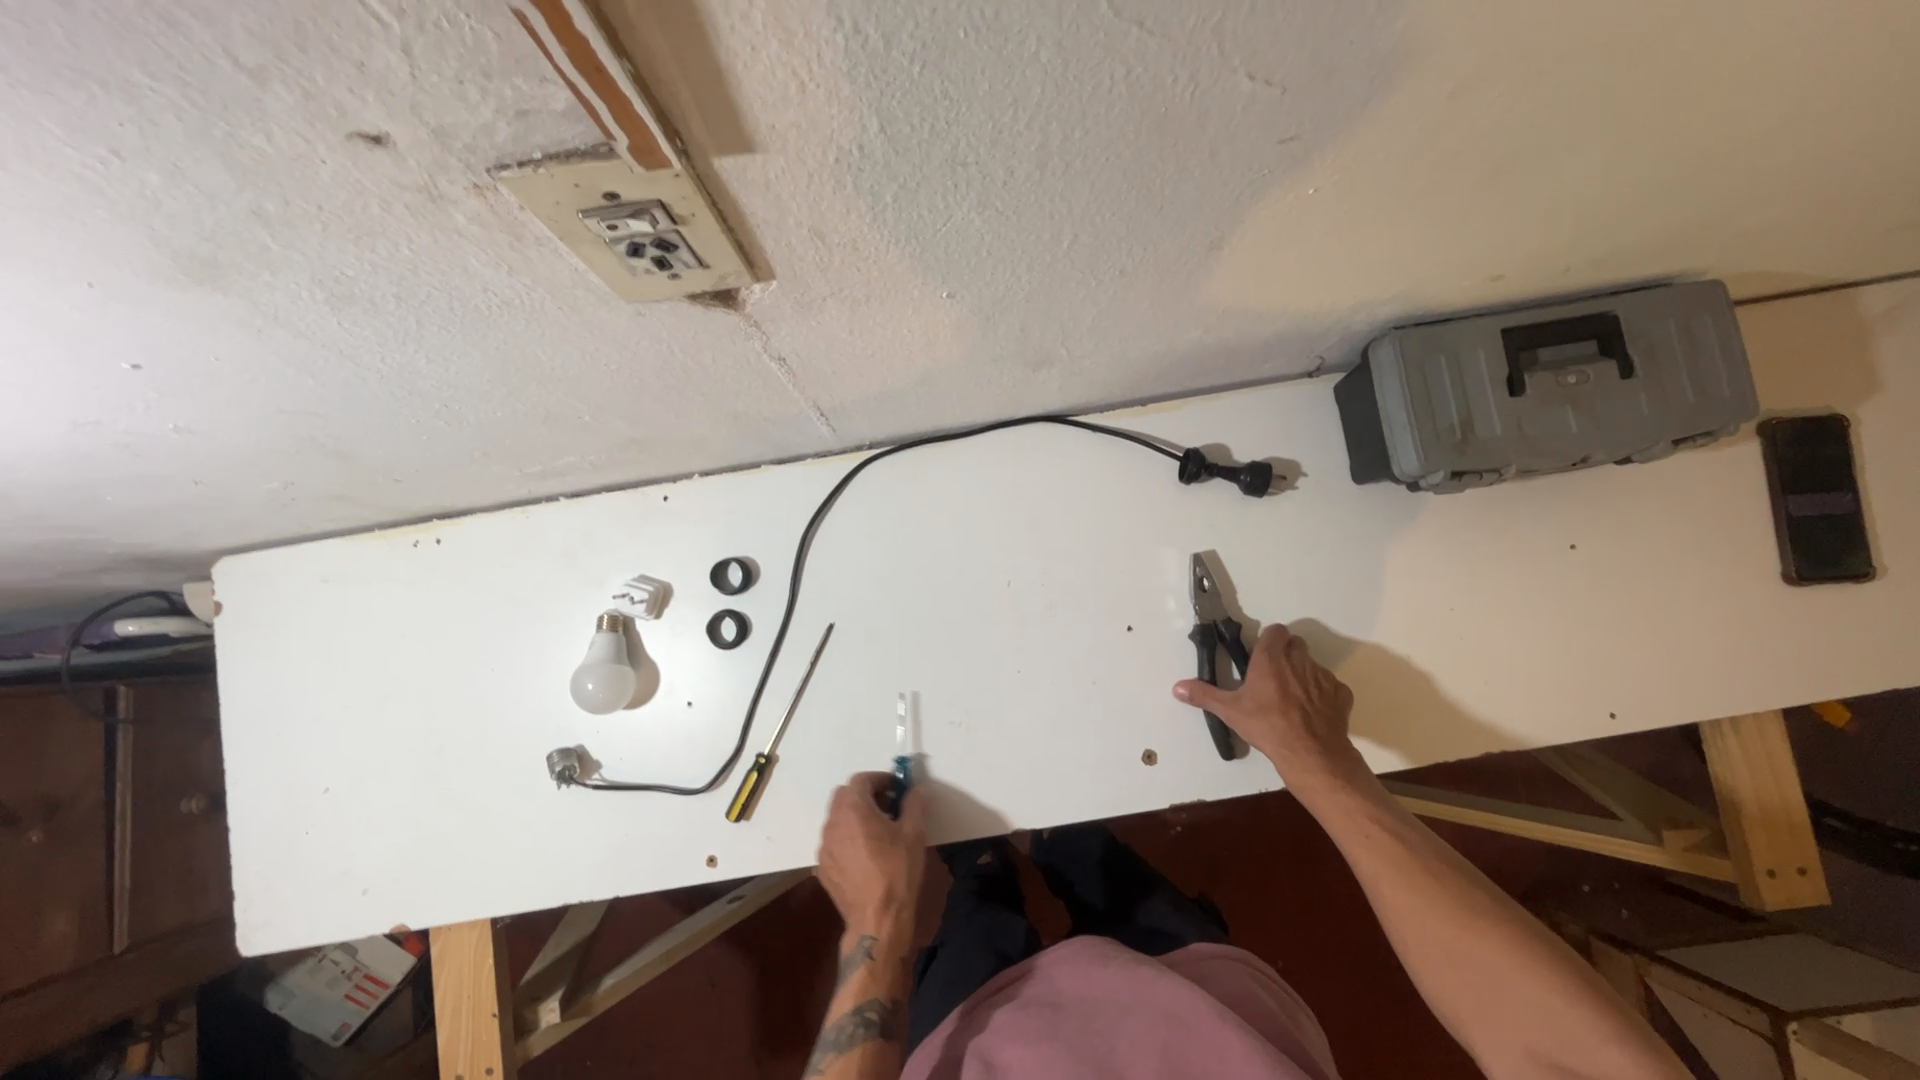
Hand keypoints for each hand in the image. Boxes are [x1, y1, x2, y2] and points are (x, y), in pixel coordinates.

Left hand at [816, 772, 927, 934]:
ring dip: (855, 816)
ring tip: (878, 832)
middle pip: (844, 796)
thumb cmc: (897, 871)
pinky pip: (834, 842)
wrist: (877, 918)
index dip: (880, 779)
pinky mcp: (822, 868)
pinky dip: (847, 838)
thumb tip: (915, 790)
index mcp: (853, 809)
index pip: (860, 779)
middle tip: (888, 806)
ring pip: (837, 819)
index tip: (897, 788)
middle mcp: (832, 823)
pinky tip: (866, 855)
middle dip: (866, 795)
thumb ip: (915, 804)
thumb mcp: (914, 833)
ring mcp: (824, 847)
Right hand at [1173, 623, 1361, 787]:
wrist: (1311, 753)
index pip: (1275, 631)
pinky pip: (1330, 686)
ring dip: (1303, 673)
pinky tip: (1312, 712)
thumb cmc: (1267, 726)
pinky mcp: (1340, 694)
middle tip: (1273, 676)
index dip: (1268, 640)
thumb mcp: (1230, 711)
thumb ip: (1204, 695)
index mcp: (1271, 658)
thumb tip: (1177, 687)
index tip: (1260, 655)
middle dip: (1286, 653)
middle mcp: (1299, 660)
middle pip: (1295, 644)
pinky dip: (1322, 694)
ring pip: (1312, 664)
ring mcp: (1323, 676)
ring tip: (1292, 698)